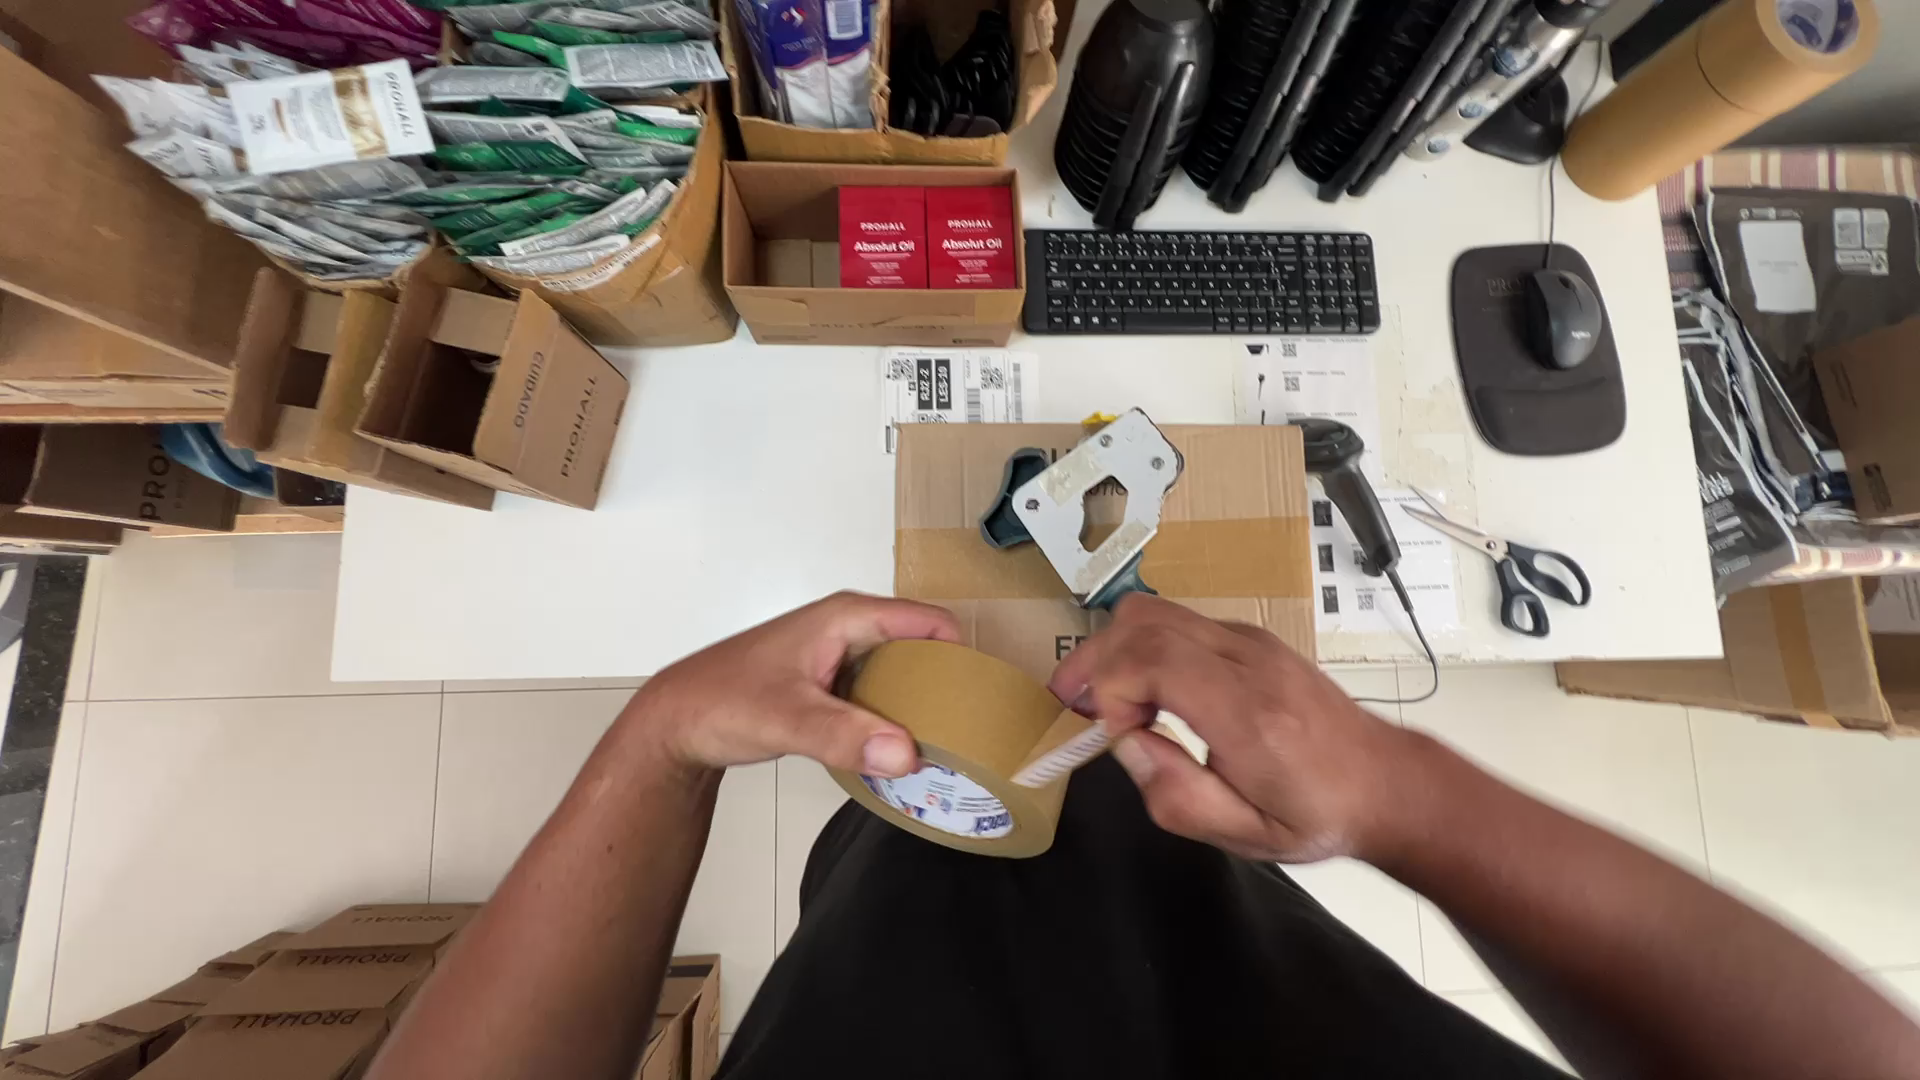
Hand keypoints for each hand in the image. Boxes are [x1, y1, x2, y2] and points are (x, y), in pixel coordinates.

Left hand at [625, 591, 958, 776]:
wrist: (676, 722)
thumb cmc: (724, 701)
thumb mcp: (787, 719)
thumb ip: (845, 737)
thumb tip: (910, 755)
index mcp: (849, 616)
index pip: (931, 624)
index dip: (963, 656)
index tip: (984, 703)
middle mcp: (852, 627)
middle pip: (923, 647)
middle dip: (947, 685)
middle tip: (970, 734)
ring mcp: (841, 653)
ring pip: (902, 672)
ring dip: (922, 704)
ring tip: (945, 746)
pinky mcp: (832, 680)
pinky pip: (880, 691)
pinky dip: (895, 715)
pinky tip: (901, 749)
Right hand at [1049, 594, 1418, 862]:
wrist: (1384, 781)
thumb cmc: (1316, 814)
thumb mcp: (1244, 834)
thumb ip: (1174, 794)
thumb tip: (1125, 743)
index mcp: (1249, 714)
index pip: (1153, 659)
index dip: (1110, 690)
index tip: (1114, 734)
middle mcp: (1248, 660)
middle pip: (1142, 623)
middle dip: (1093, 660)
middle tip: (1073, 703)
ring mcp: (1249, 639)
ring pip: (1153, 611)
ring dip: (1113, 649)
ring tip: (1104, 696)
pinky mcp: (1247, 635)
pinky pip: (1174, 622)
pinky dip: (1140, 647)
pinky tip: (1144, 689)